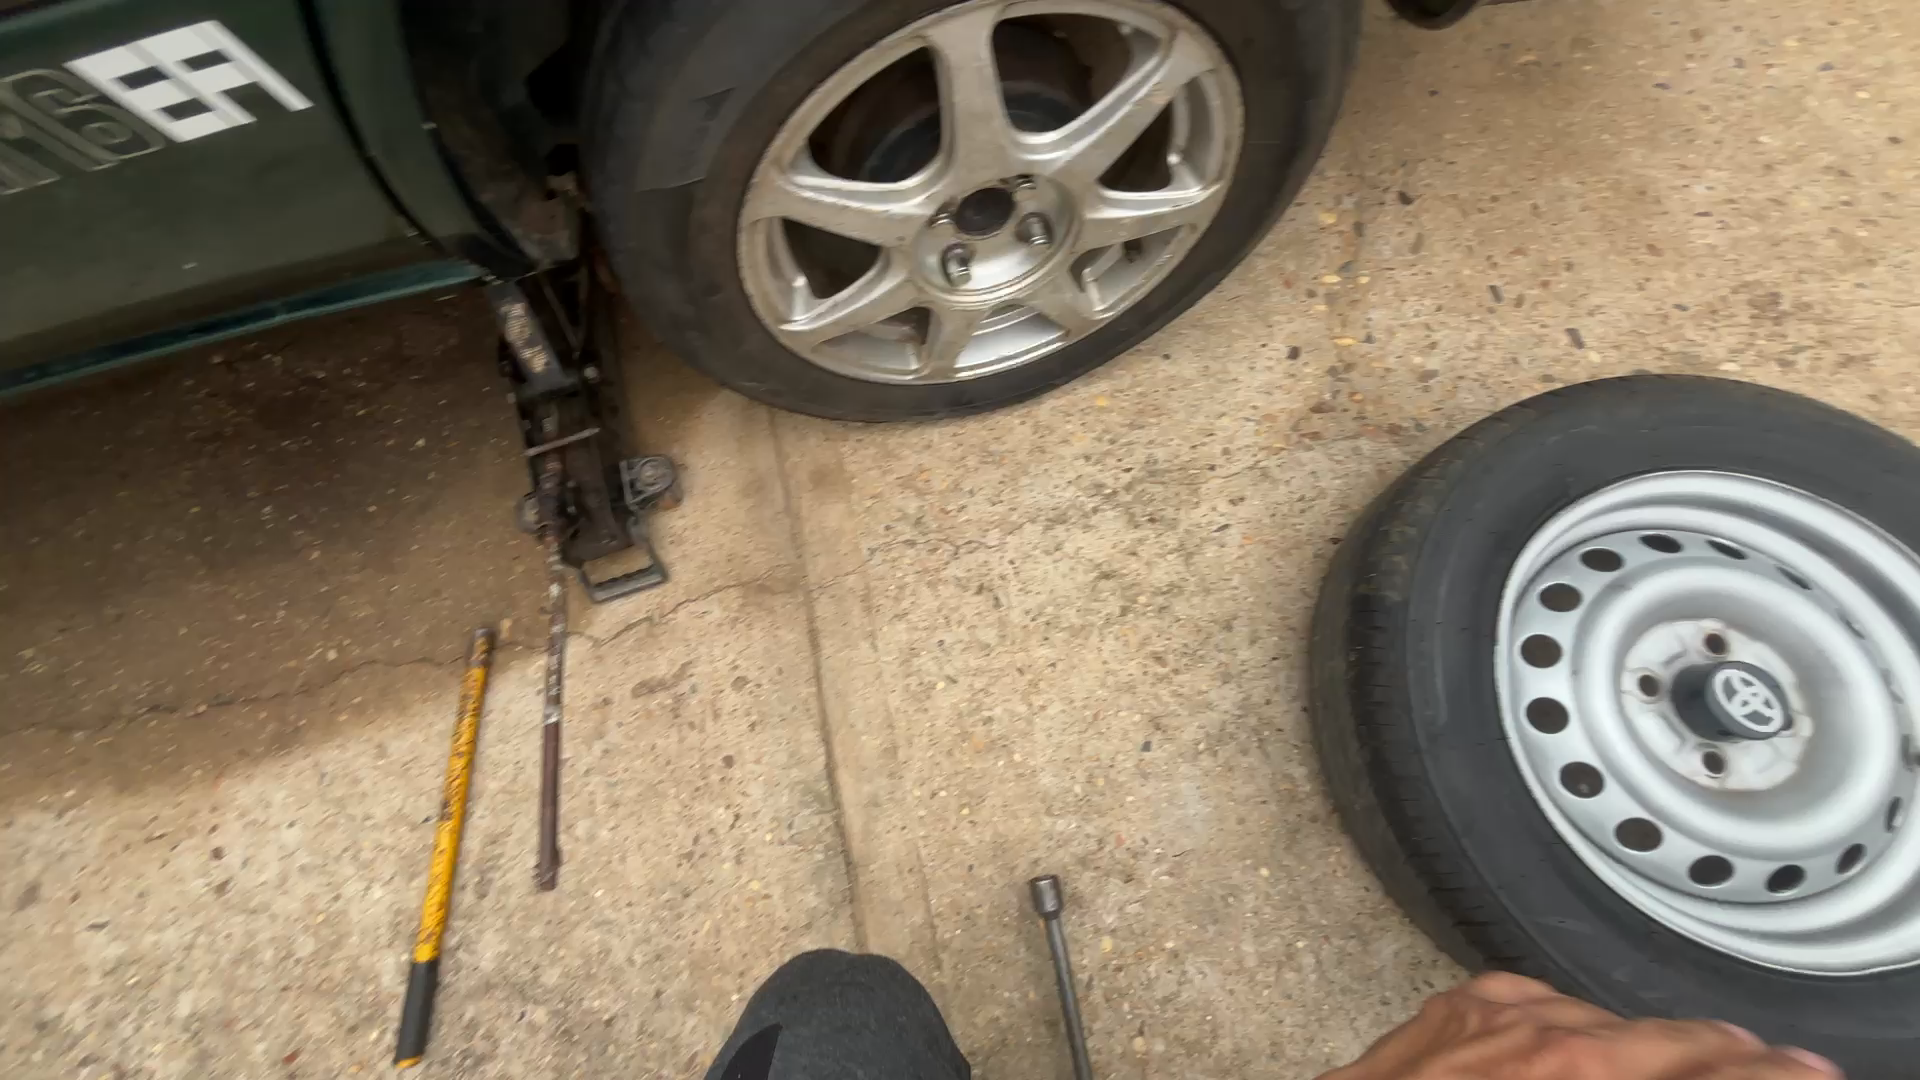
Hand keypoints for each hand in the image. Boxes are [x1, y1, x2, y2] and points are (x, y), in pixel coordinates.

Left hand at [1322, 972, 1842, 1079]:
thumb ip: (1626, 1078)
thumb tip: (1664, 1074)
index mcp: (1588, 1073)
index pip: (1698, 1067)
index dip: (1767, 1073)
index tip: (1808, 1072)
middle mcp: (1554, 1035)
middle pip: (1664, 1038)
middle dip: (1721, 1052)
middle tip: (1764, 1060)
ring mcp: (1504, 1007)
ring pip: (1602, 1015)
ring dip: (1641, 1036)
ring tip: (1683, 1050)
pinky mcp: (1465, 994)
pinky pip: (1537, 995)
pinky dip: (1568, 1015)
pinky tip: (1582, 1029)